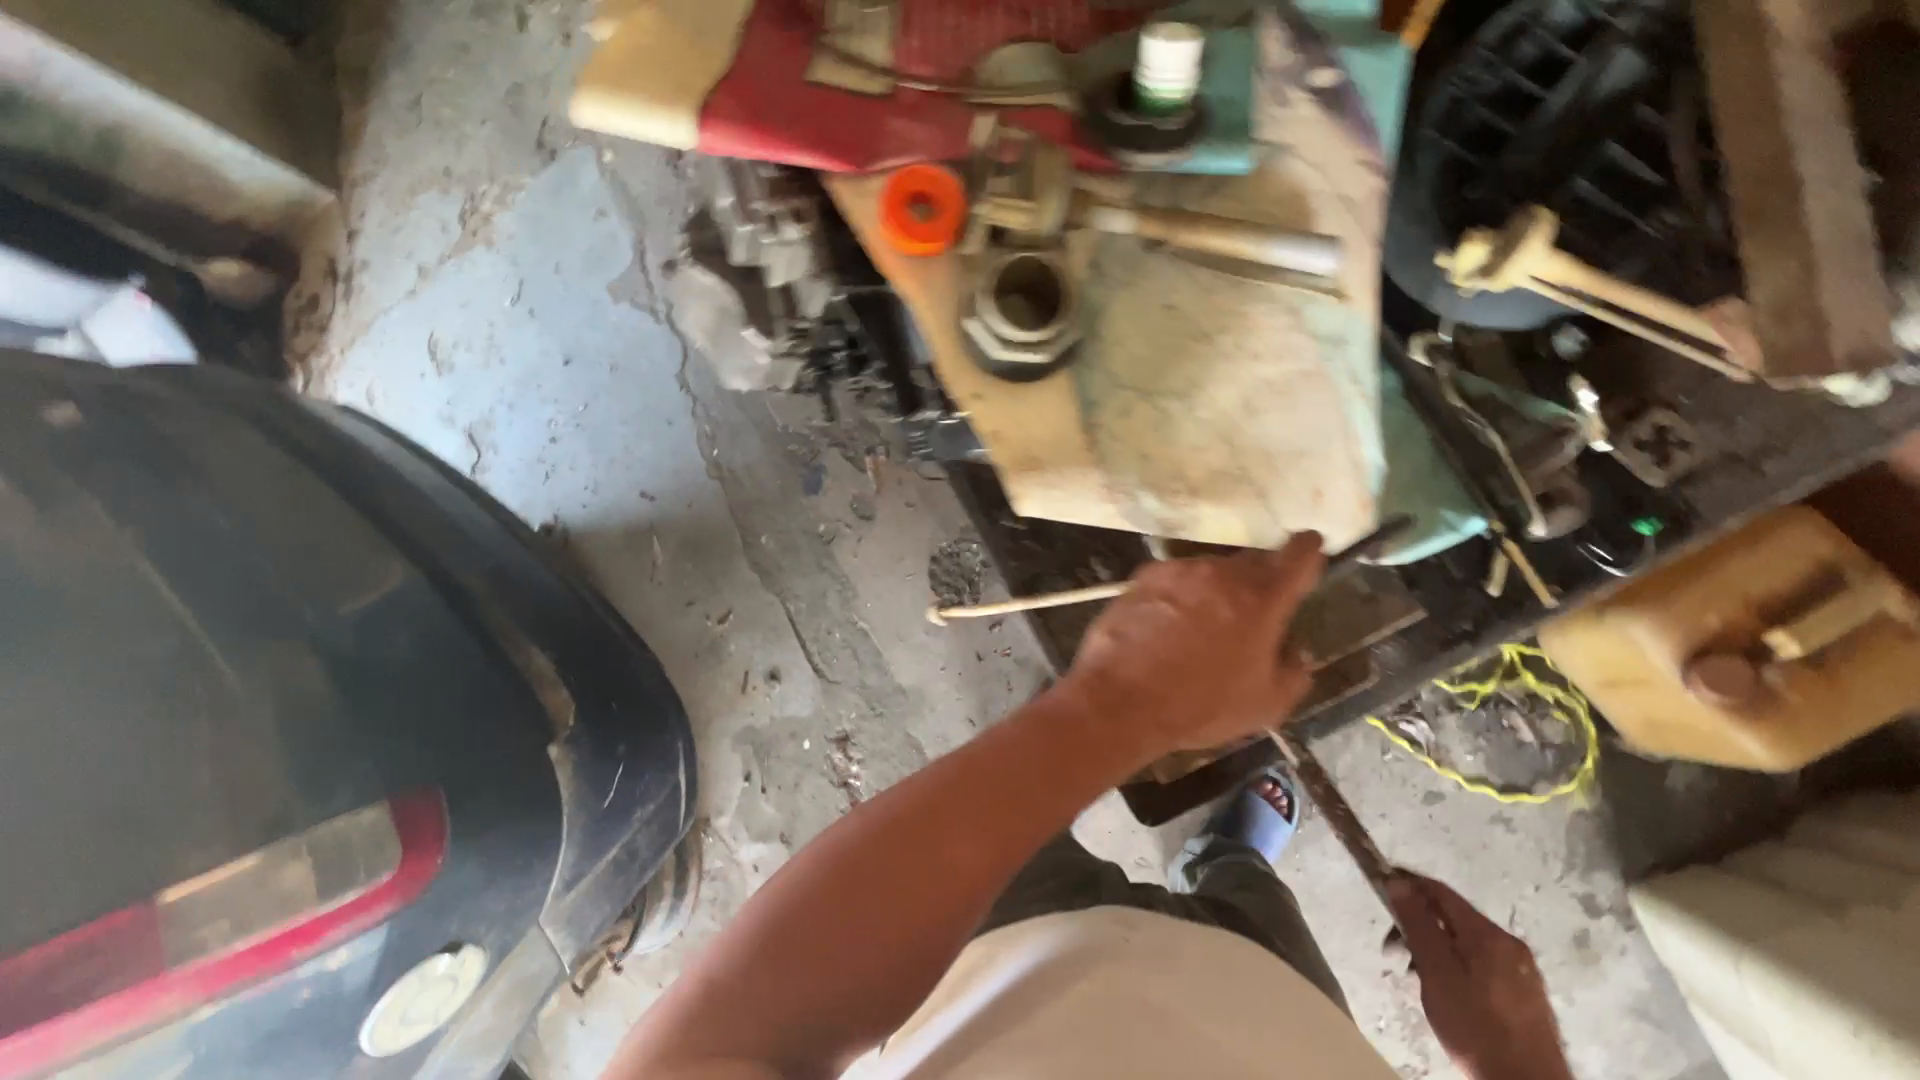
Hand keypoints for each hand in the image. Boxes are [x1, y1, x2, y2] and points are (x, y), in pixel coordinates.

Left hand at [1055, 533, 1324, 761]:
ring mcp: (1177, 572)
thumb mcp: (1265, 705)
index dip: (1308, 551)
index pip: (1298, 554)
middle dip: (1258, 584)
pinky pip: (1173, 582)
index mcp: (1261, 598)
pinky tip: (1166, 629)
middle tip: (1250, 617)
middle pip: (1251, 563)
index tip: (1310, 551)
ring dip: (1214, 593)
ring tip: (1201, 632)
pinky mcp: (1140, 579)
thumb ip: (1292, 673)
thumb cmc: (1200, 706)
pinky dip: (1177, 598)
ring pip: (1209, 573)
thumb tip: (1295, 652)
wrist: (1120, 700)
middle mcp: (1220, 573)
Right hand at [1386, 874, 1573, 1079]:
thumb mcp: (1437, 975)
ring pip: (1467, 943)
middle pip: (1454, 918)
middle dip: (1419, 925)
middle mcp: (1509, 943)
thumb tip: (1398, 882)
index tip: (1380, 886)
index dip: (1408, 883)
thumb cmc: (1476, 1029)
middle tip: (1393, 953)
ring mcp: (1522, 969)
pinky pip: (1482, 964)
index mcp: (1488, 934)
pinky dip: (1456, 965)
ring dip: (1436, 949)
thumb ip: (1418, 926)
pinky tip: (1447, 992)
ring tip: (1418, 978)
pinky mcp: (1526, 994)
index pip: (1440, 891)